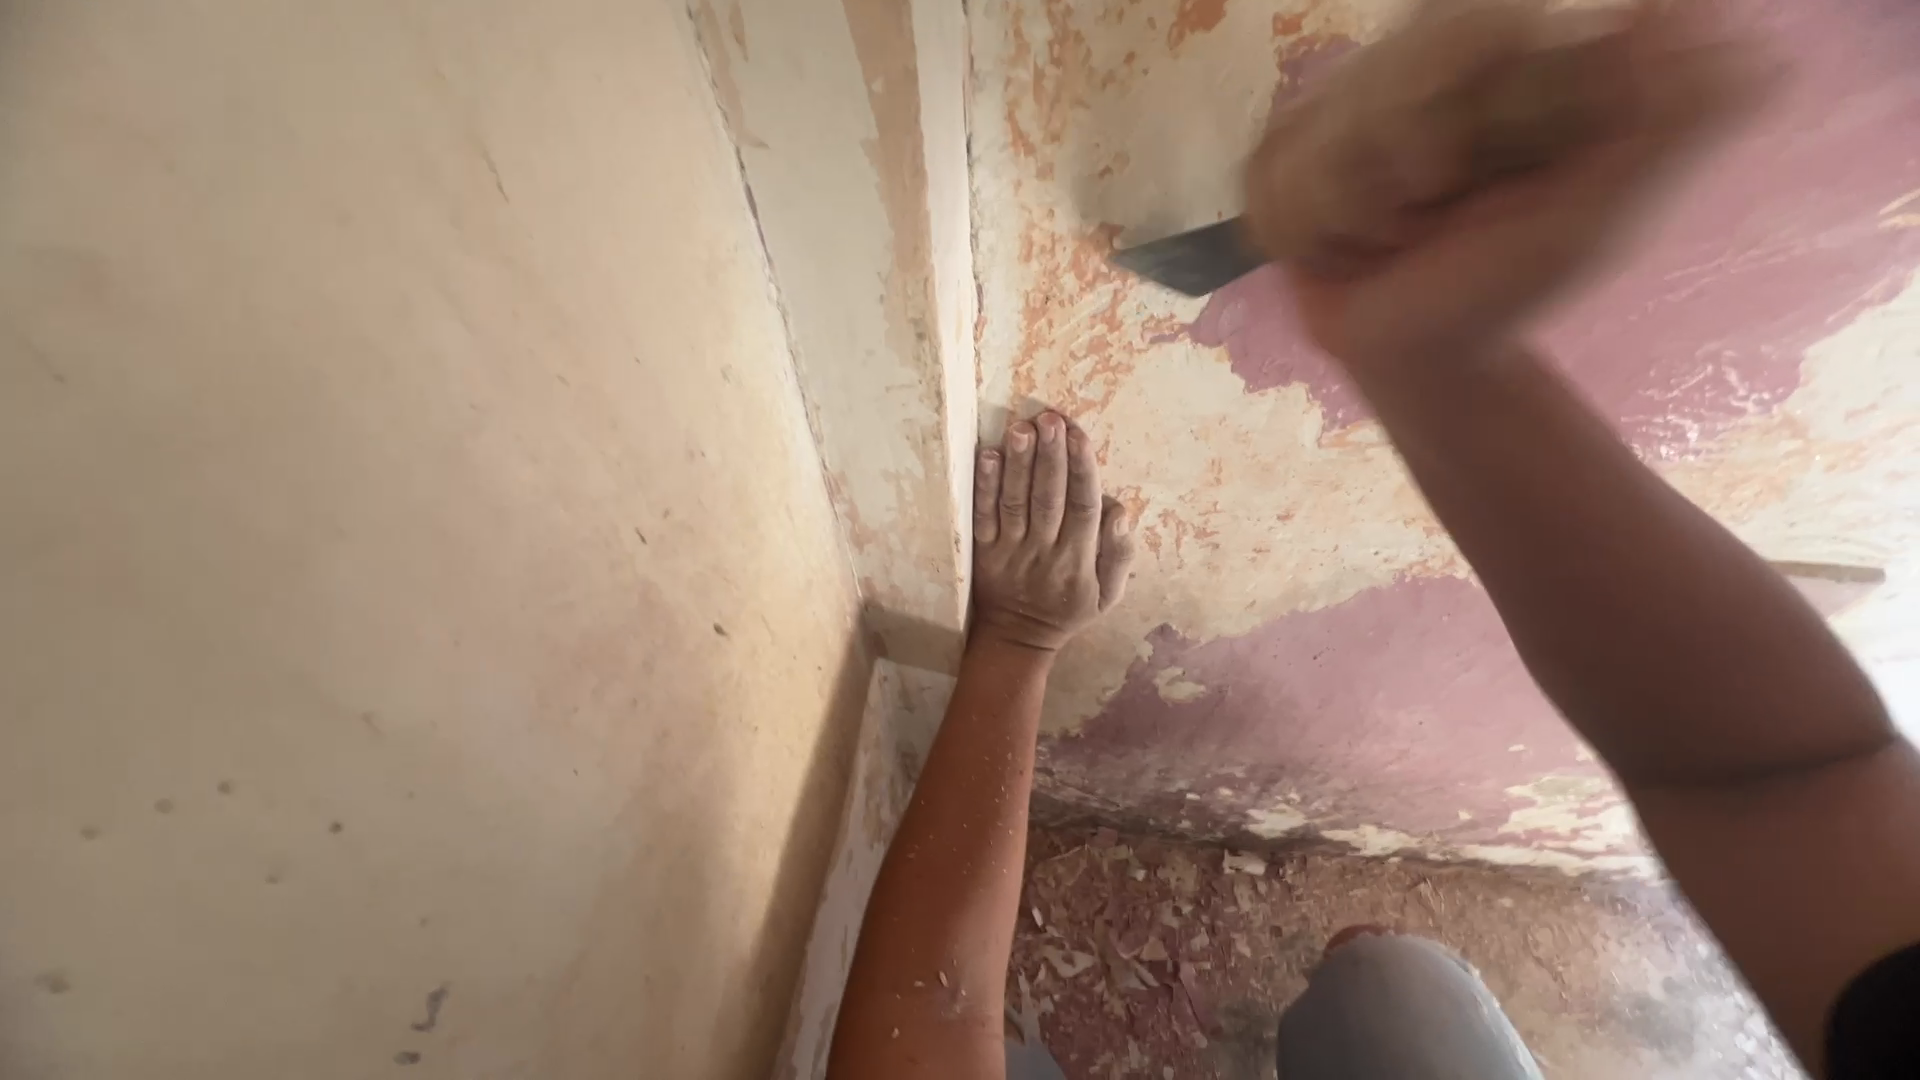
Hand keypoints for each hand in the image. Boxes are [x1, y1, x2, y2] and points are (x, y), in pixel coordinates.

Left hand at [971, 411, 1133, 652]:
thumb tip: (1121, 511)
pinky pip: (983, 516)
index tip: (1080, 435)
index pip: (1083, 507)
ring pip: (1015, 503)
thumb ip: (1119, 554)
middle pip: (1049, 498)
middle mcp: (1044, 553)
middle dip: (1051, 456)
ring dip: (1018, 464)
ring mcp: (1010, 551)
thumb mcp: (1108, 595)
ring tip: (1021, 428)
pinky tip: (988, 456)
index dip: (1082, 469)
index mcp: (1078, 561)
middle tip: (1050, 419)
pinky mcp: (983, 552)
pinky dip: (984, 486)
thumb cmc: (1068, 610)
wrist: (1017, 638)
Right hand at [1244, 0, 1771, 372]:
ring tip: (1378, 248)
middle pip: (1368, 87)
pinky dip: (1293, 231)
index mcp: (1511, 63)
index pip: (1456, 27)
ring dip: (1341, 223)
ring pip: (1305, 142)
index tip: (1443, 186)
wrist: (1411, 355)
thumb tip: (1691, 13)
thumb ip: (1667, 124)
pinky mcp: (1288, 156)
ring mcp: (1346, 109)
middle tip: (1418, 228)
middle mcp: (1425, 67)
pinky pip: (1264, 175)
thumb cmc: (1499, 295)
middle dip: (1385, 189)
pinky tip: (1330, 248)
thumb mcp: (1593, 221)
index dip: (1432, 110)